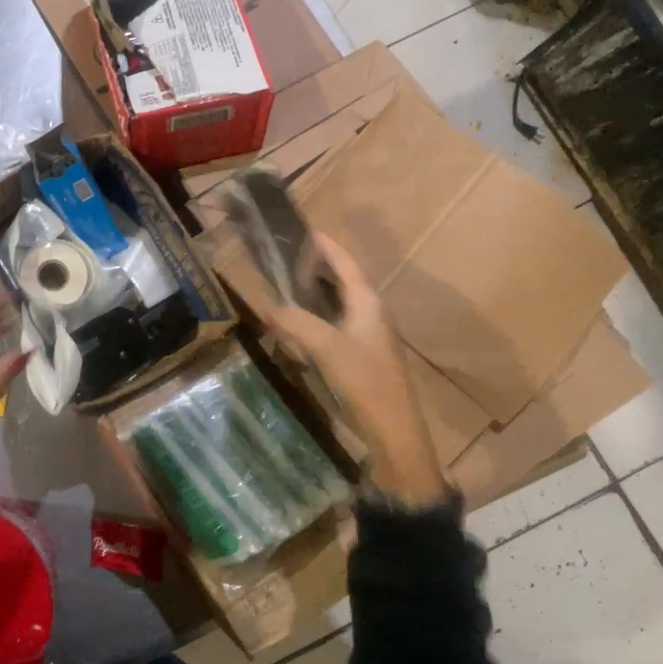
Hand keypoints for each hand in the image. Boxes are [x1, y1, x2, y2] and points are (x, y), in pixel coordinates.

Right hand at [252, 233, 446, 506]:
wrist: (393, 434)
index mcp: (367, 303)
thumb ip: (295, 322)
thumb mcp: (325, 347)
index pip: (345, 263)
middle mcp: (369, 315)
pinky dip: (311, 325)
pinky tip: (292, 335)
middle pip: (339, 283)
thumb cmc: (365, 383)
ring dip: (310, 299)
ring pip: (334, 308)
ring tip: (281, 291)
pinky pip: (331, 331)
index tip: (304, 229)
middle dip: (313, 270)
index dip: (326, 246)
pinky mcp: (359, 360)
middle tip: (282, 260)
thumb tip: (269, 307)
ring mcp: (366, 339)